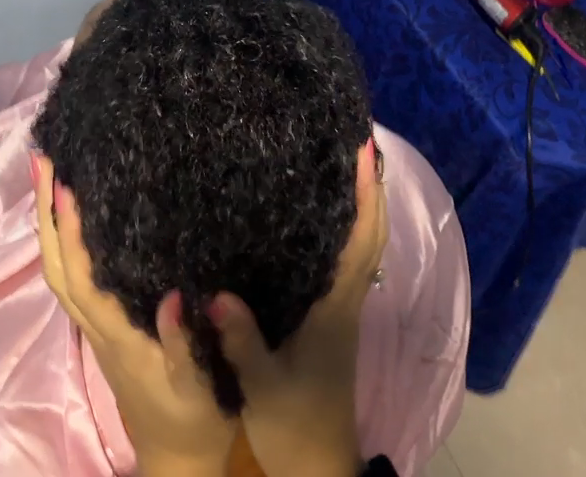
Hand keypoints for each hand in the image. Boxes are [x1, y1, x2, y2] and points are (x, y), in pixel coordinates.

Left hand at [31, 153, 236, 476]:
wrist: (180, 459)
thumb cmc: (195, 421)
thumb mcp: (201, 388)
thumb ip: (184, 348)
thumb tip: (173, 296)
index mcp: (114, 335)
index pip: (80, 277)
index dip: (70, 232)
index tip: (67, 184)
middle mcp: (96, 326)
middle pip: (56, 266)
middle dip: (45, 214)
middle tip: (44, 161)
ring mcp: (98, 327)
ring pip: (61, 270)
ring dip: (51, 223)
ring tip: (53, 177)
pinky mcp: (107, 327)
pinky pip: (77, 276)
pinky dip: (69, 241)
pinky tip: (80, 218)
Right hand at [214, 138, 386, 476]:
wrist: (315, 468)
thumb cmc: (293, 426)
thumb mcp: (262, 387)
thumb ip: (242, 343)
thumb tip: (217, 295)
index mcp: (335, 309)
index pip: (361, 241)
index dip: (366, 194)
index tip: (364, 149)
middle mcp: (344, 301)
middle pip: (368, 235)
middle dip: (367, 187)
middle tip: (351, 141)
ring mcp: (339, 310)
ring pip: (358, 246)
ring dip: (357, 205)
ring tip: (334, 164)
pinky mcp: (328, 320)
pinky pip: (340, 261)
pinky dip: (340, 230)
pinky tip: (310, 215)